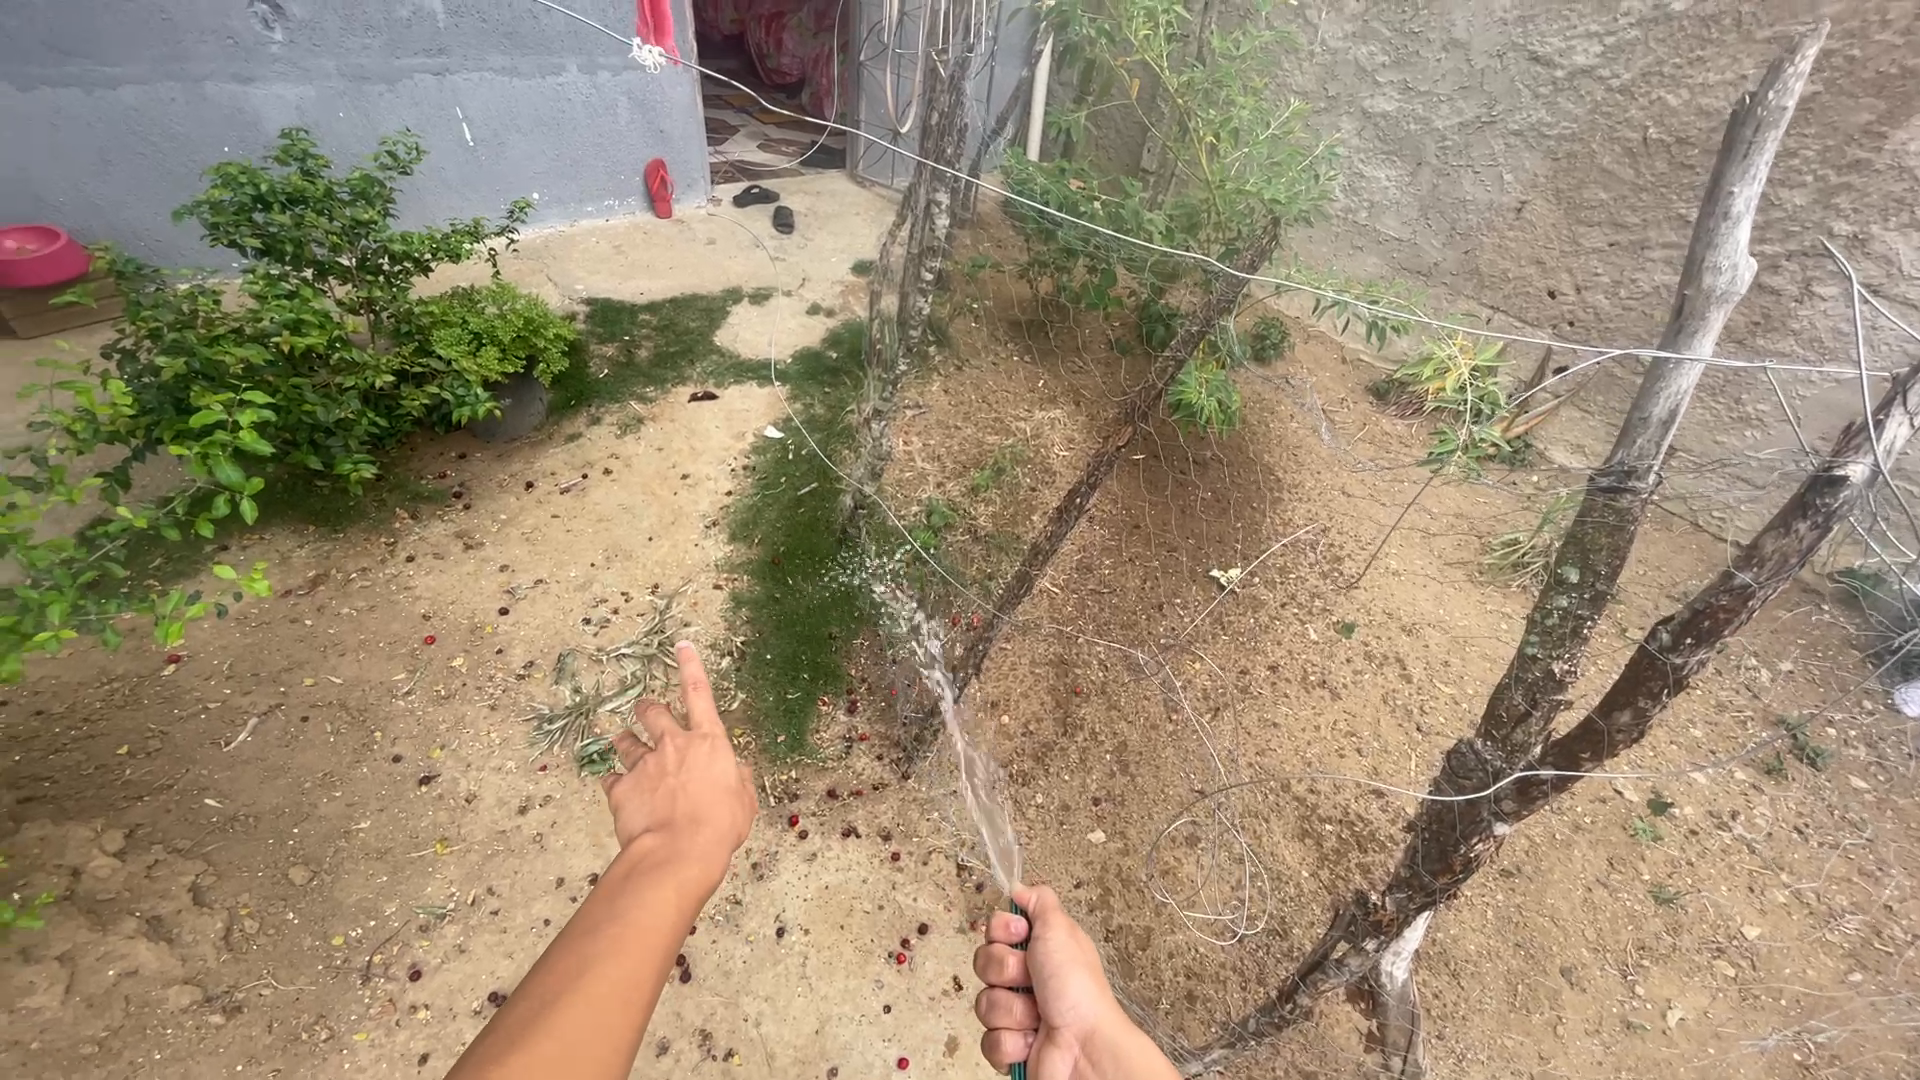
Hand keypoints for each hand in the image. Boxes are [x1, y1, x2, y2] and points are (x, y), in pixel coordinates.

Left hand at [601, 642, 756, 889]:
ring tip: (624, 744)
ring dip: (626, 741)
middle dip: (647, 707)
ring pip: (626, 741)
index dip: (690, 665)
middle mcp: (674, 744)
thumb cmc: (720, 825)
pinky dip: (612, 778)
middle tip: (645, 709)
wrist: (679, 851)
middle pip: (654, 711)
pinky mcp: (620, 789)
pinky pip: (609, 777)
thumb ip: (736, 777)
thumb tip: (732, 770)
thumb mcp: (744, 798)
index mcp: (709, 741)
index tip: (681, 644)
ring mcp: (644, 765)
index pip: (699, 692)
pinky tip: (613, 785)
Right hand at [974, 886, 1173, 1079]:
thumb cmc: (1078, 989)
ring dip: (1012, 1010)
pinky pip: (988, 1040)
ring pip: (984, 1003)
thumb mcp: (1061, 929)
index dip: (1002, 933)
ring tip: (1037, 1016)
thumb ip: (1039, 900)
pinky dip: (1011, 1041)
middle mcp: (1024, 978)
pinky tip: (1032, 1041)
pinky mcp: (1009, 1047)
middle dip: (1006, 972)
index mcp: (1036, 948)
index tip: (1021, 937)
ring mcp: (1015, 1014)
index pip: (993, 930)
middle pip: (983, 962)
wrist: (1085, 1048)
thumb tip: (1018, 887)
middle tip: (1031, 979)